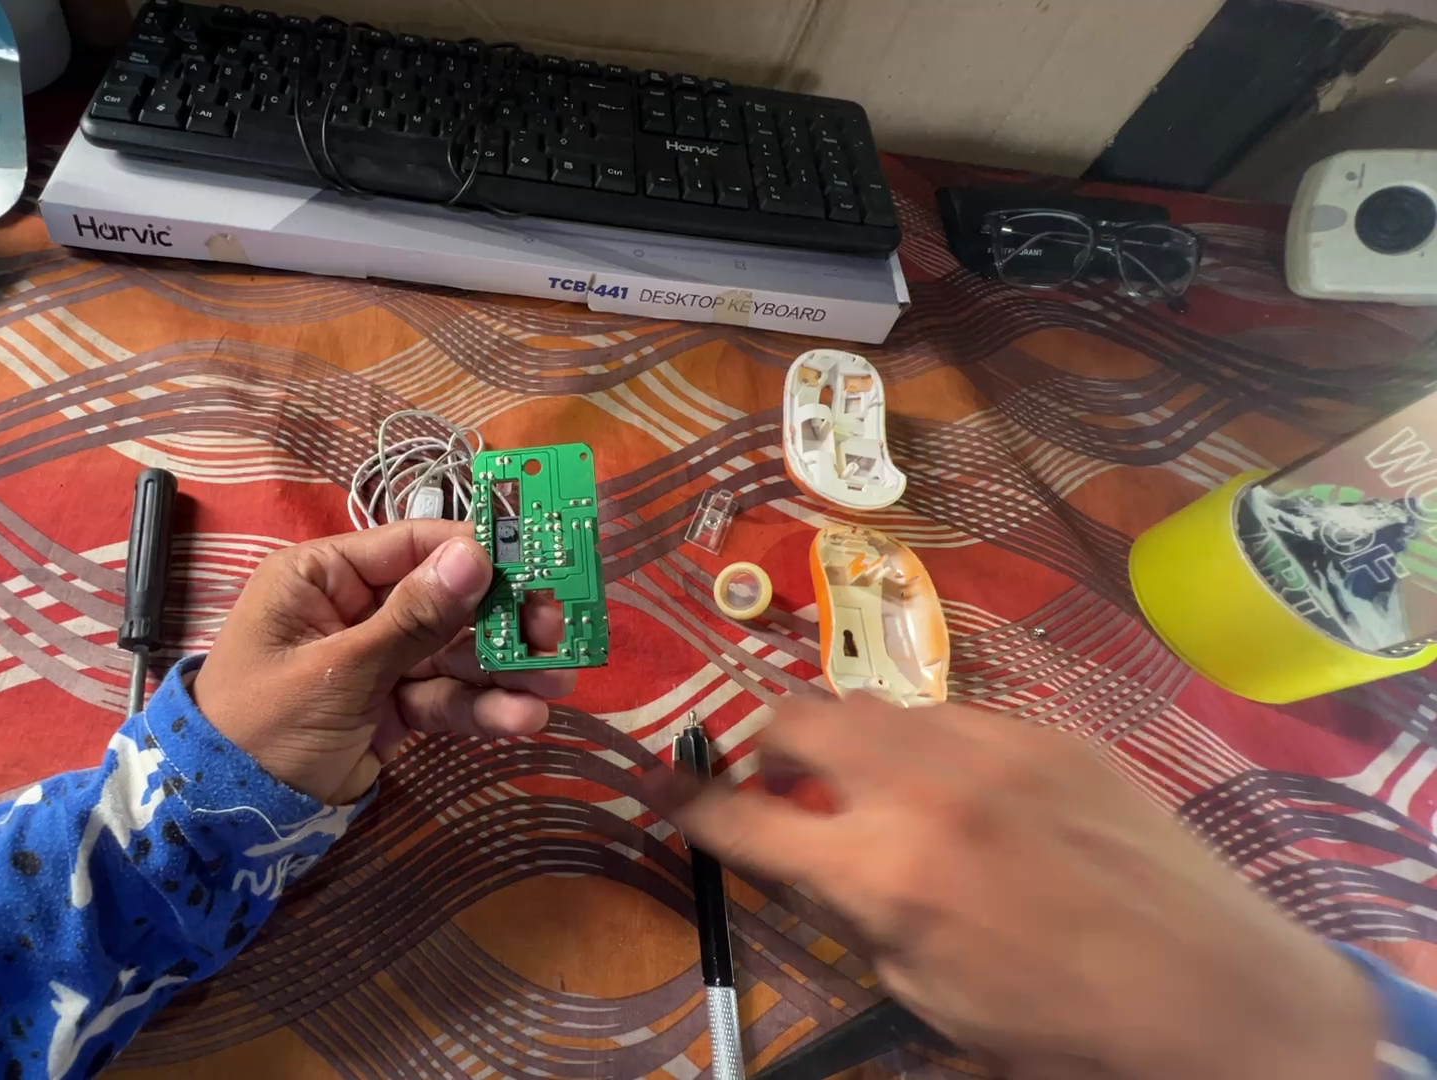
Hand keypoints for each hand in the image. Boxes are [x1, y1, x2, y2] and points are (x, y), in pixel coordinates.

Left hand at [192, 521, 573, 804]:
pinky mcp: (396, 706)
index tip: (535, 563)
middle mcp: (357, 608)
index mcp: (325, 576)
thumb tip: (475, 556)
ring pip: (453, 652)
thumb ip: (411, 618)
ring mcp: (380, 659)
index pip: (411, 546)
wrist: (229, 823)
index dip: (474, 552)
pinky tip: (522, 718)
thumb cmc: (264, 726)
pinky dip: (481, 708)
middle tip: (554, 631)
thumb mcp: (339, 670)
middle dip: (500, 619)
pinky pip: (445, 697)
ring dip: (503, 669)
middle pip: (444, 600)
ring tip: (557, 684)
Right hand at [646, 697, 1380, 1079]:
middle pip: (791, 719)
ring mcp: (985, 746)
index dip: (685, 798)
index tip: (654, 778)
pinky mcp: (1043, 731)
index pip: (742, 819)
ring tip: (882, 788)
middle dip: (766, 747)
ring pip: (863, 706)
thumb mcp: (919, 990)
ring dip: (846, 744)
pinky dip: (927, 750)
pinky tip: (972, 794)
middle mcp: (919, 789)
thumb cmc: (1059, 1030)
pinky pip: (946, 717)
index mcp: (882, 873)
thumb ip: (837, 903)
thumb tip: (785, 844)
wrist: (1239, 1011)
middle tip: (785, 783)